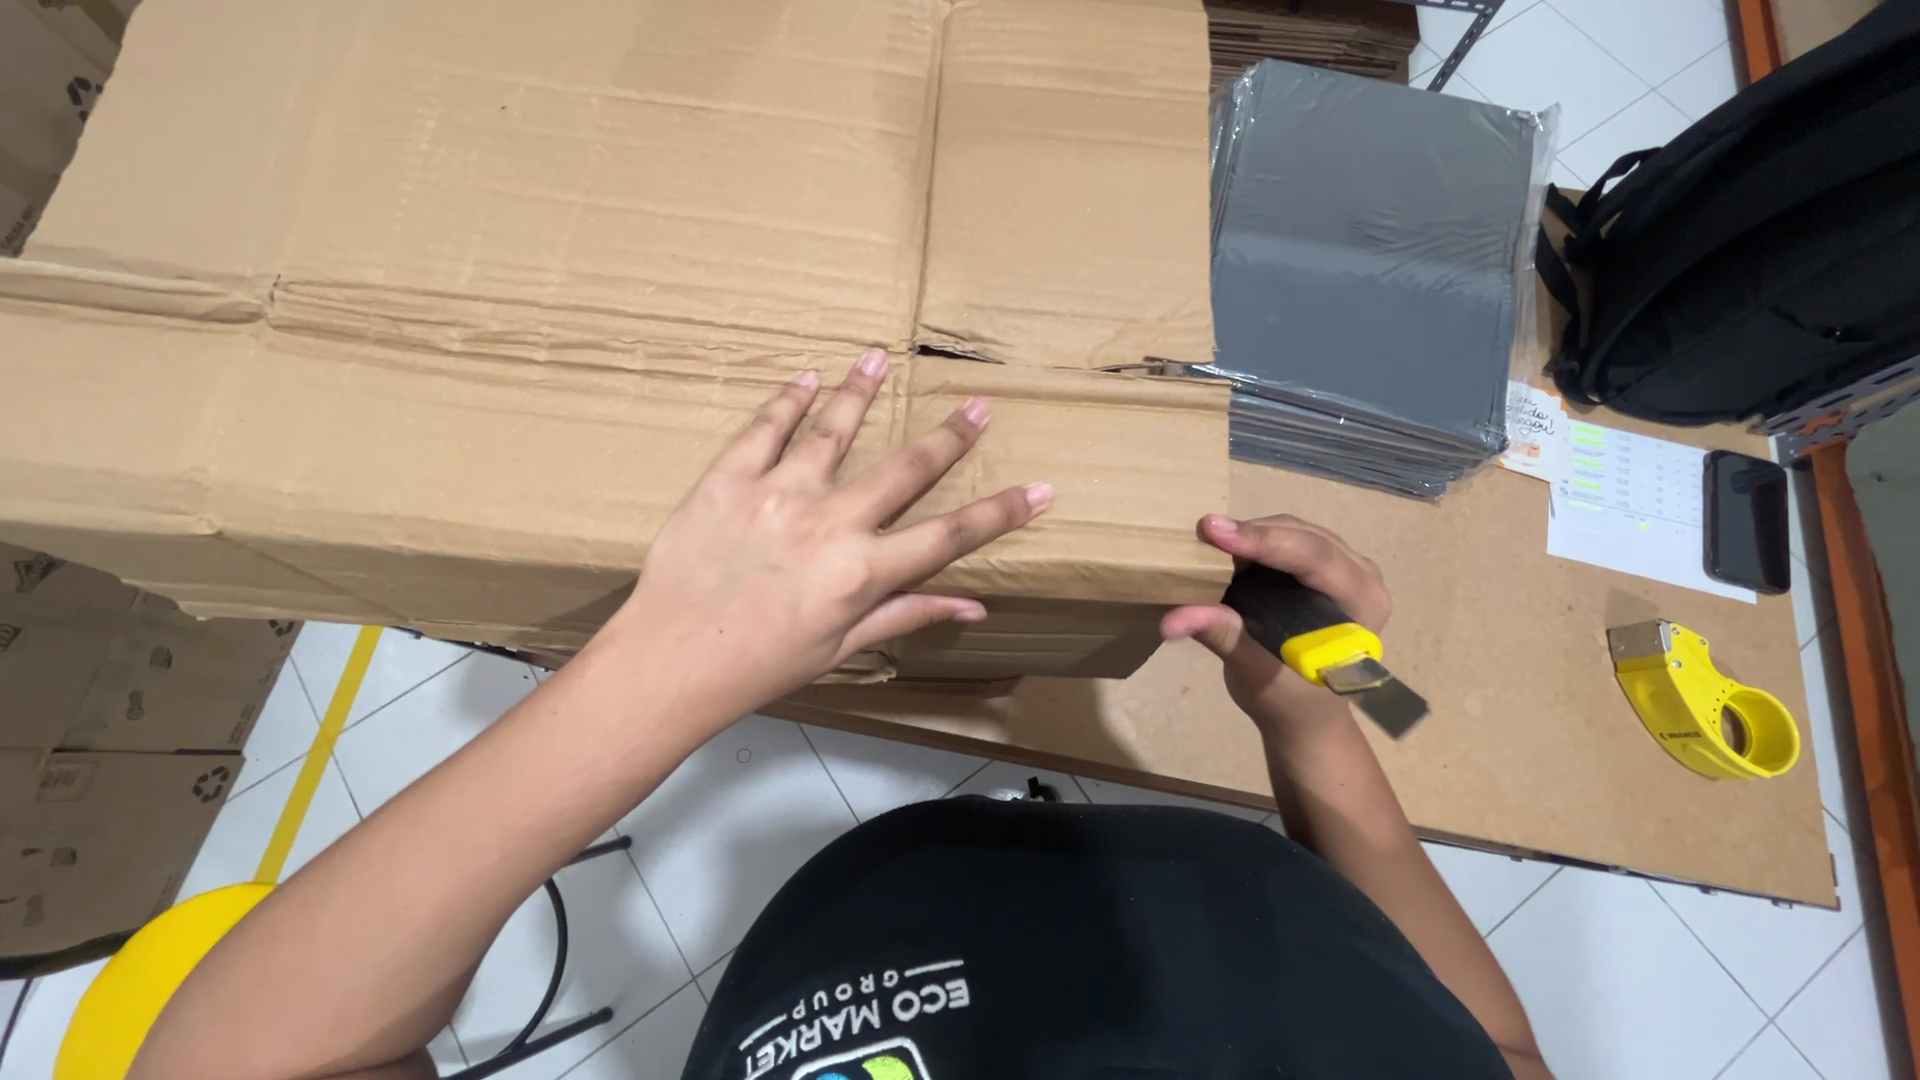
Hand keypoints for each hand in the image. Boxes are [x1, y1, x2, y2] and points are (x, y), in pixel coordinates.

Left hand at [600, 349, 1050, 722]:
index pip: (950, 536)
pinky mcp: (727, 480)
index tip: (1041, 489)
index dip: (1001, 513)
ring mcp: (776, 494)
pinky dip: (786, 401)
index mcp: (862, 573)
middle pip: (905, 469)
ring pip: (833, 430)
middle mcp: (829, 524)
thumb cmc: (762, 666)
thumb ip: (906, 614)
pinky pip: (763, 429)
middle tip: (978, 406)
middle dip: (949, 437)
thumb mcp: (842, 647)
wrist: (670, 663)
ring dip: (861, 390)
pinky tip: (804, 377)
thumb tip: (973, 607)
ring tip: (880, 357)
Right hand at [1161, 514, 1390, 734]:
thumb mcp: (1255, 672)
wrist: (1303, 716)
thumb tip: (1173, 617)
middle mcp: (1361, 577)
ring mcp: (1343, 568)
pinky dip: (1253, 541)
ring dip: (1250, 534)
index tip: (1212, 531)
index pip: (1314, 557)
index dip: (1262, 541)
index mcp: (1362, 604)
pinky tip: (1226, 551)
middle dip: (1251, 533)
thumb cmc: (1288, 700)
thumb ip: (1223, 637)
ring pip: (1293, 530)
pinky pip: (1287, 538)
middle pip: (1303, 536)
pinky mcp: (1321, 567)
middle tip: (1202, 535)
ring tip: (1209, 545)